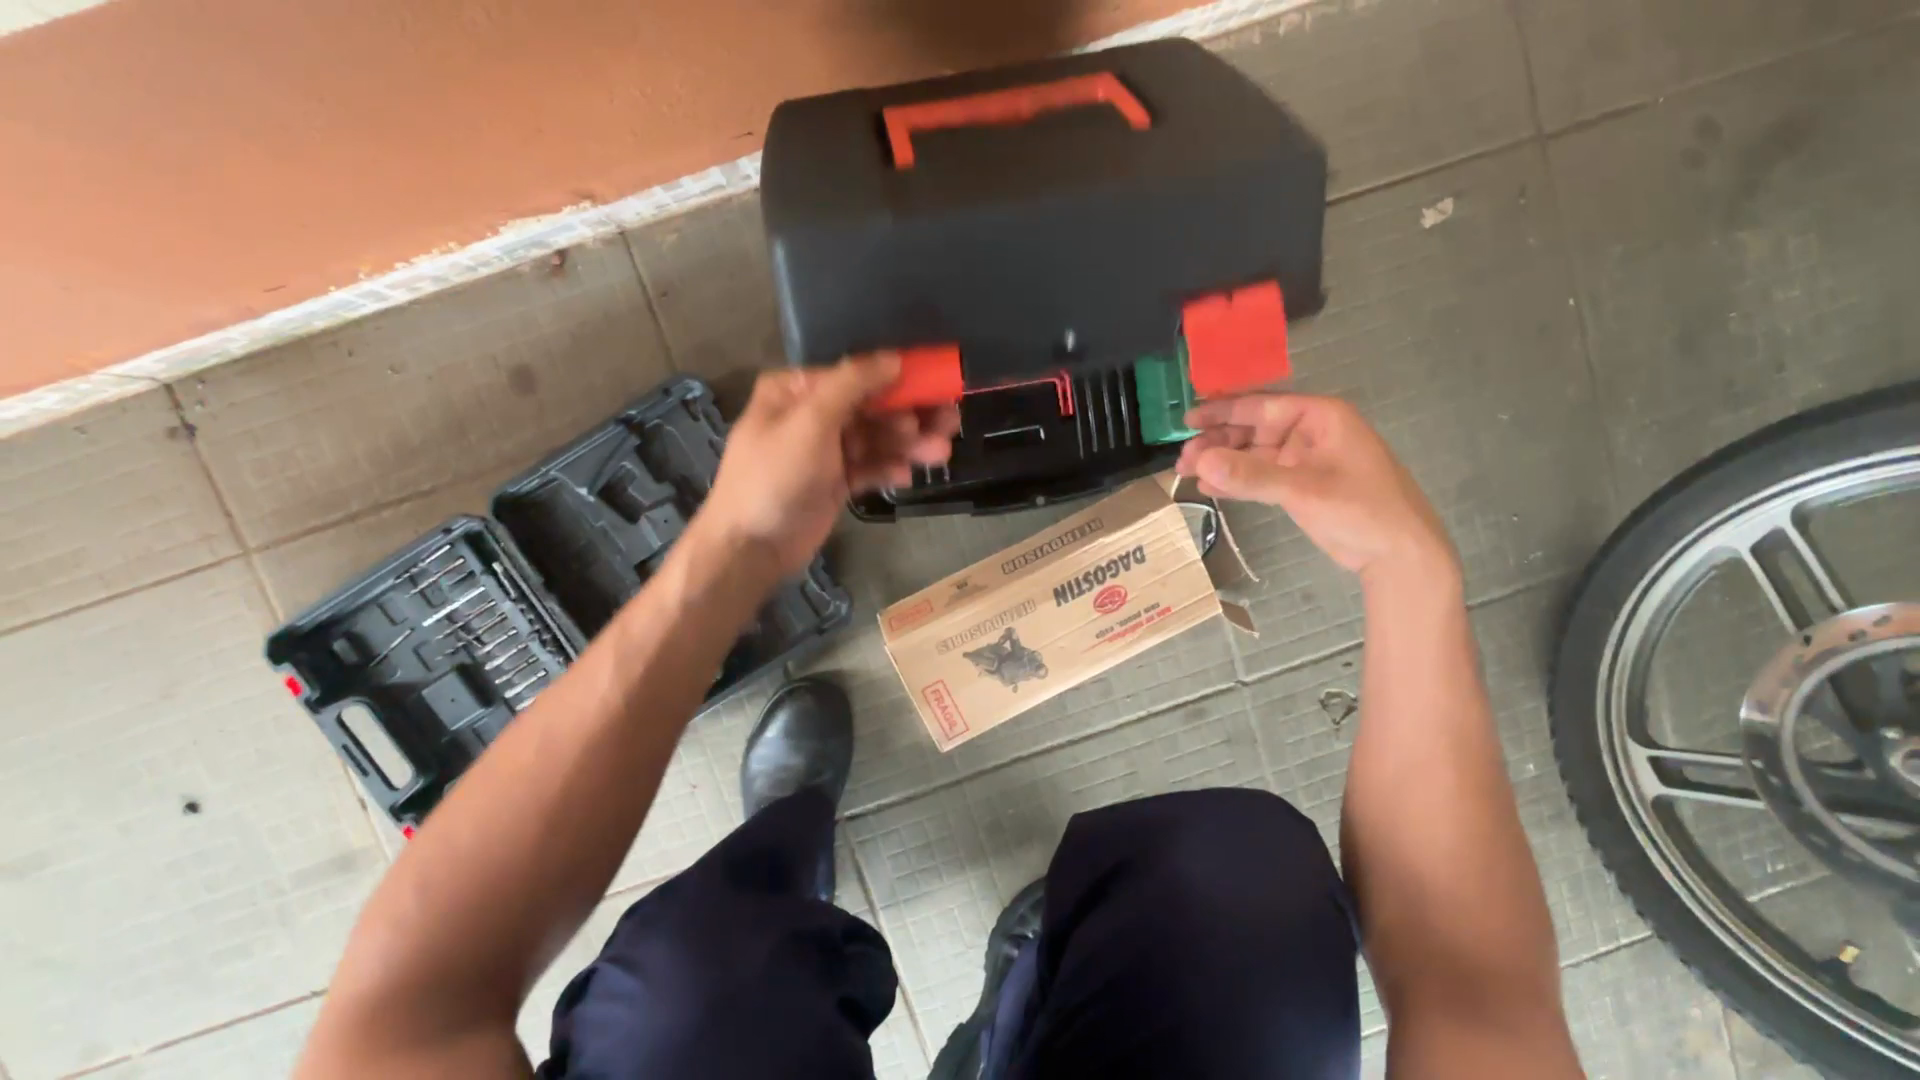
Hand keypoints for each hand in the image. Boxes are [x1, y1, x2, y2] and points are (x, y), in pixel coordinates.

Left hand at [698, 354, 959, 578]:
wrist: (751, 547)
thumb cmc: (775, 476)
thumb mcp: (811, 421)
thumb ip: (853, 384)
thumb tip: (894, 358)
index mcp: (795, 391)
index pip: (856, 376)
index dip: (898, 379)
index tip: (939, 383)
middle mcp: (810, 415)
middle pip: (871, 407)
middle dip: (910, 415)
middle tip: (950, 422)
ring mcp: (823, 451)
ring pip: (875, 439)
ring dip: (907, 444)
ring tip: (941, 452)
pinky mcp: (834, 482)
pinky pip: (869, 467)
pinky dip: (889, 469)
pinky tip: (908, 475)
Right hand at [1174, 394, 1457, 583]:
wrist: (1399, 554)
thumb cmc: (1362, 510)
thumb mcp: (1303, 490)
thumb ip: (1250, 475)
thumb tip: (1199, 461)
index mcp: (1320, 417)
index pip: (1262, 405)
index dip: (1222, 411)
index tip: (1187, 420)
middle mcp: (1310, 433)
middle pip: (1253, 428)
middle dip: (1217, 441)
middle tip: (1182, 458)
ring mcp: (1305, 461)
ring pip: (1253, 454)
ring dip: (1222, 462)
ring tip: (1186, 472)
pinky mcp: (1301, 487)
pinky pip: (1261, 477)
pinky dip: (1236, 481)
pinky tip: (1209, 487)